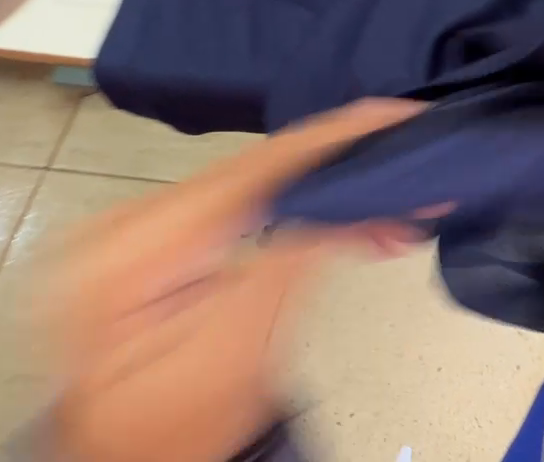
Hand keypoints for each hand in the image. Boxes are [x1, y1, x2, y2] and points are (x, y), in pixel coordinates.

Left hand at [45, 99, 428, 461]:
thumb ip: (301, 253)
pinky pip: (253, 194)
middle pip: (263, 167)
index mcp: (132, 247)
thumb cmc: (180, 423)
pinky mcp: (166, 230)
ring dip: (335, 187)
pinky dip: (308, 201)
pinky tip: (351, 210)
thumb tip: (364, 192)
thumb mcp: (247, 344)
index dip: (337, 135)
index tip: (400, 115)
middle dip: (347, 168)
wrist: (136, 461)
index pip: (256, 165)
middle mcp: (127, 219)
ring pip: (266, 176)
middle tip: (416, 177)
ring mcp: (143, 222)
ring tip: (395, 208)